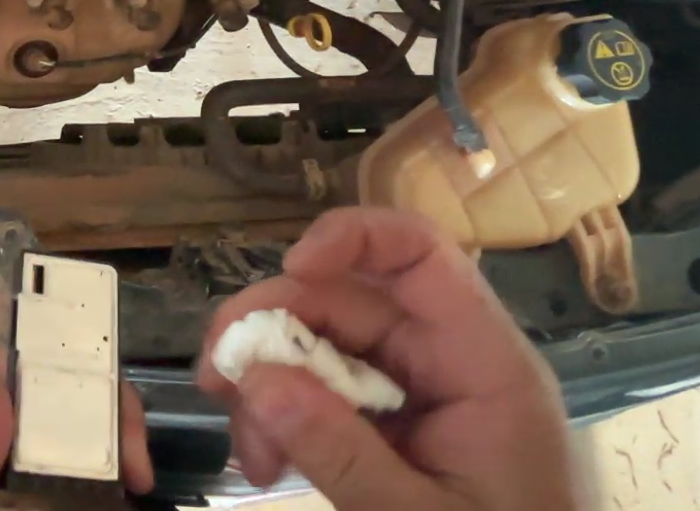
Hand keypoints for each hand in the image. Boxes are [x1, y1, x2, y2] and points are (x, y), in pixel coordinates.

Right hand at [196, 207, 578, 510]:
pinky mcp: (379, 414)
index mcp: (482, 364)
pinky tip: (262, 460)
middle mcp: (438, 355)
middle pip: (339, 298)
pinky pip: (311, 384)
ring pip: (311, 339)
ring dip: (263, 383)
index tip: (290, 269)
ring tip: (249, 452)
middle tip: (217, 382)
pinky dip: (275, 413)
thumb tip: (256, 377)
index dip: (352, 238)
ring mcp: (404, 384)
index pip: (421, 254)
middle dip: (268, 333)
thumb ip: (345, 457)